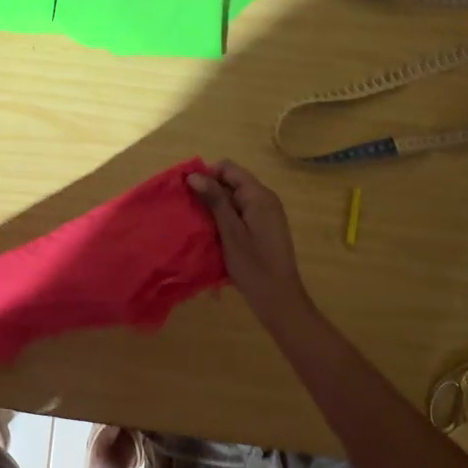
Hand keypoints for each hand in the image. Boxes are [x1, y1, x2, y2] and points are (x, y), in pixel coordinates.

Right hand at [188, 160, 309, 313]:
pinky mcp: (264, 228)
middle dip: (210, 191)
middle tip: (190, 209)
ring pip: (235, 198)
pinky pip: (241, 212)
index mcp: (259, 195)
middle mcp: (265, 199)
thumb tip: (194, 175)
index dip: (207, 174)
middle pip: (232, 181)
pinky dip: (226, 218)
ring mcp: (266, 214)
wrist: (279, 298)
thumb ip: (214, 200)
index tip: (188, 192)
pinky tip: (214, 233)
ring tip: (198, 222)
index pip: (228, 168)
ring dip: (216, 206)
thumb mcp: (230, 231)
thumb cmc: (253, 265)